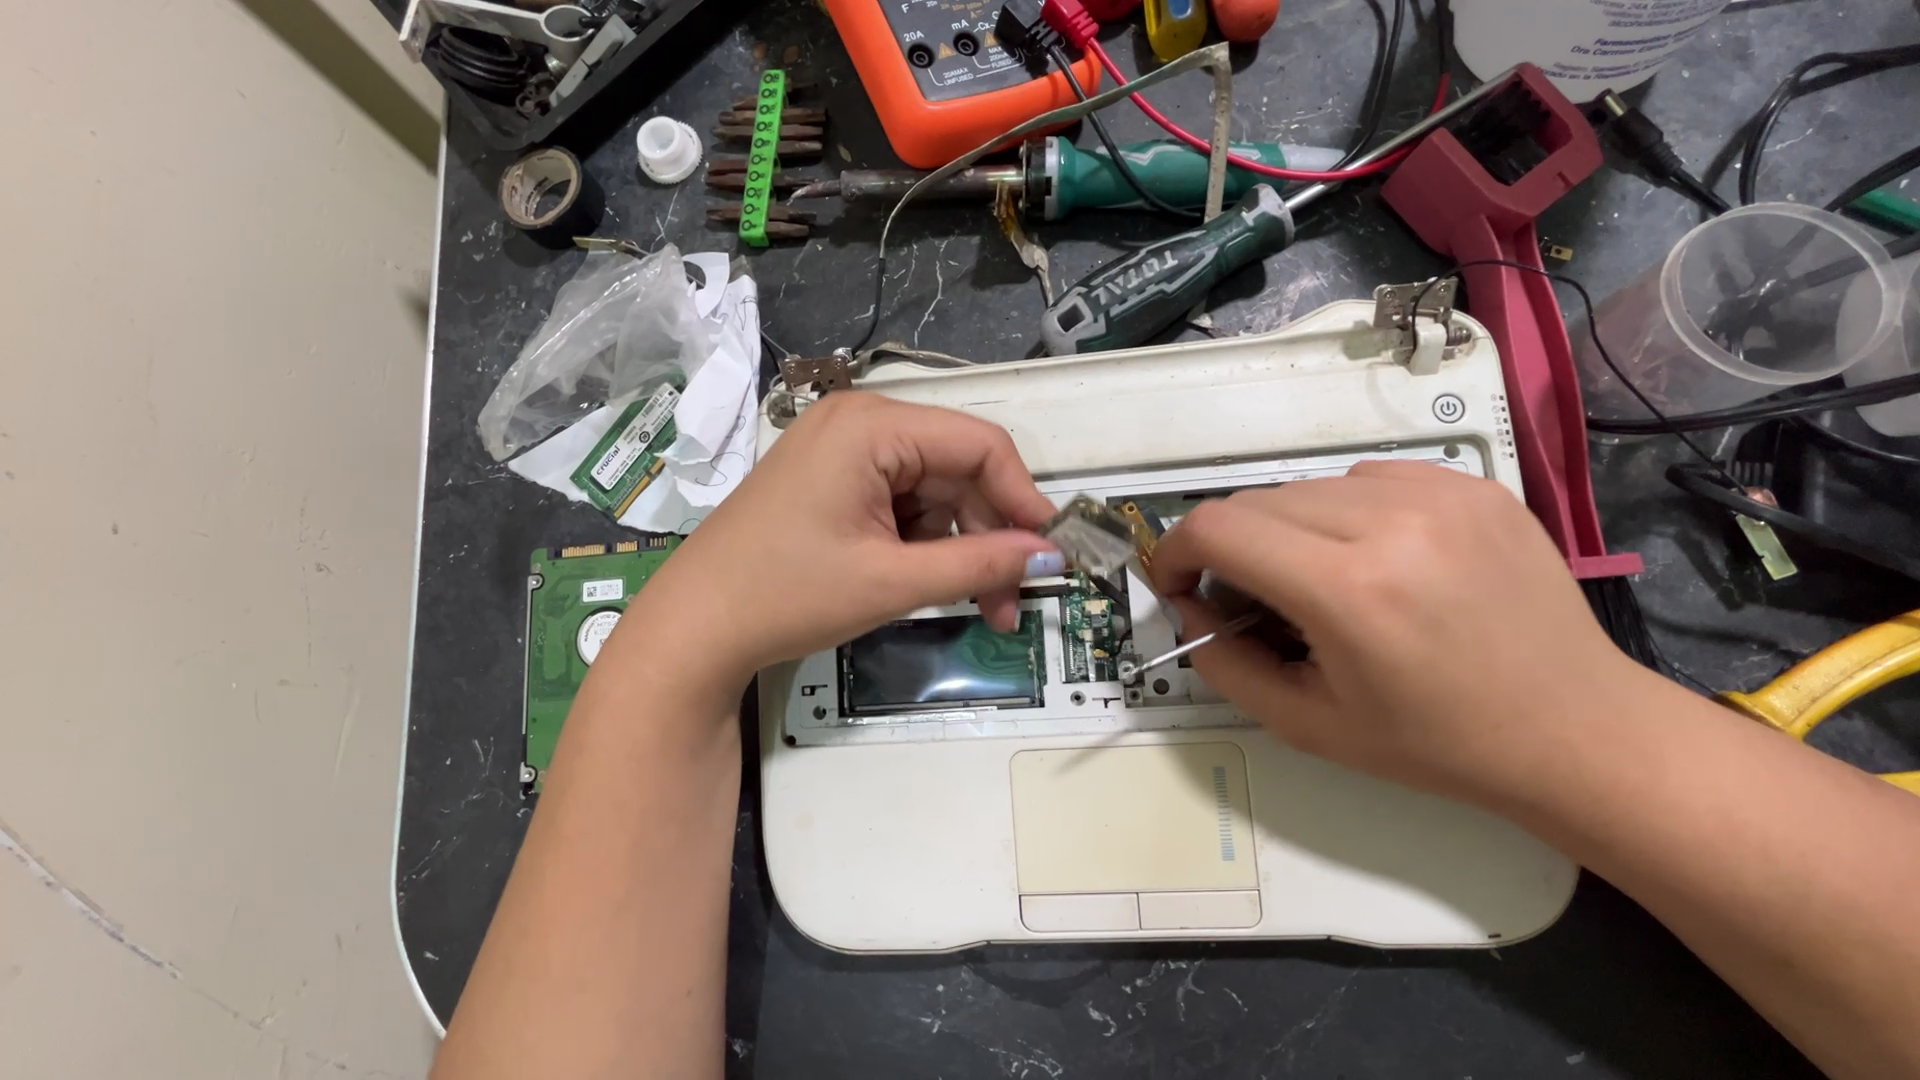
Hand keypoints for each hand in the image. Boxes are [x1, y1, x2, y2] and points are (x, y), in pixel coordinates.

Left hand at [614, 393, 1059, 694]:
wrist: (694, 630)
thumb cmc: (788, 596)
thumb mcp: (893, 581)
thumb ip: (979, 564)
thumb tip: (1049, 556)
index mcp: (871, 426)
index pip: (979, 444)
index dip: (1023, 497)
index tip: (1051, 552)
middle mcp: (860, 424)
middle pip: (958, 470)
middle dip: (991, 536)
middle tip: (1014, 600)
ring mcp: (843, 453)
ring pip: (934, 492)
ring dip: (962, 548)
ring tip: (983, 606)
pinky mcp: (834, 484)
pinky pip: (902, 504)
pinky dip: (926, 544)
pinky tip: (935, 584)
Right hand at [1150, 460, 1652, 803]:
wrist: (1576, 730)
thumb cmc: (1433, 743)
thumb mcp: (1305, 723)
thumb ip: (1222, 660)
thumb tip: (1187, 601)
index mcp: (1348, 589)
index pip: (1216, 528)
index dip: (1174, 551)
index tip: (1177, 584)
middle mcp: (1390, 522)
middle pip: (1253, 502)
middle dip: (1225, 547)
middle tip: (1244, 598)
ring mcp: (1439, 493)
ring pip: (1305, 486)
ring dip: (1282, 529)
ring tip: (1314, 581)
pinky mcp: (1471, 486)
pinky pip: (1365, 479)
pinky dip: (1341, 513)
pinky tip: (1372, 558)